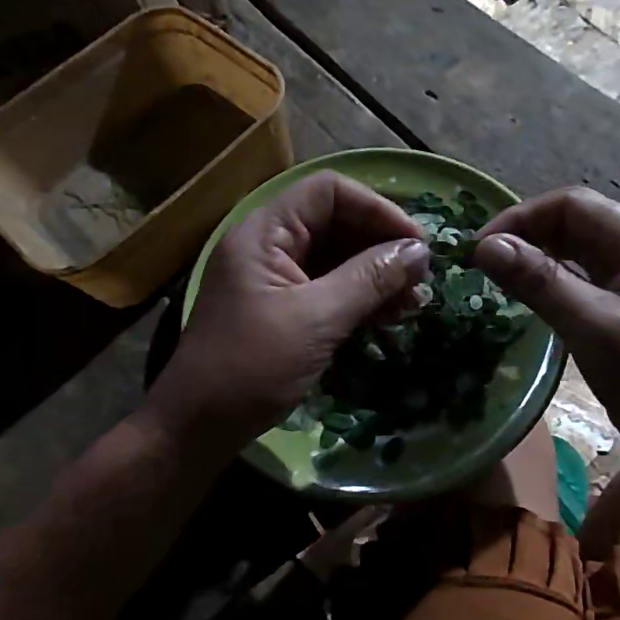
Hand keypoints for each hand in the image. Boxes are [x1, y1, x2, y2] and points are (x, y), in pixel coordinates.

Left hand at [149, 172, 430, 448]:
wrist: (199, 427)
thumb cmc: (251, 367)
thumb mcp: (316, 319)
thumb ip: (370, 279)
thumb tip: (420, 251)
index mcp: (265, 233)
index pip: (329, 192)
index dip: (378, 209)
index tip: (415, 244)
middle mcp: (270, 245)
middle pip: (337, 223)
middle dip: (382, 246)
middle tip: (421, 278)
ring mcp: (276, 278)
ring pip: (338, 258)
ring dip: (378, 275)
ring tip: (413, 303)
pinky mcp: (284, 309)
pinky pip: (330, 288)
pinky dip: (361, 298)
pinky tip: (390, 317)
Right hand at [473, 187, 619, 451]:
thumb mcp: (596, 330)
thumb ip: (541, 284)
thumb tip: (484, 247)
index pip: (573, 205)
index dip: (520, 219)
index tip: (479, 250)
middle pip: (576, 224)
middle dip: (526, 238)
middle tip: (482, 269)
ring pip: (580, 252)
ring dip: (538, 261)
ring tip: (498, 282)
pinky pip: (589, 279)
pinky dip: (556, 284)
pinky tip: (532, 301)